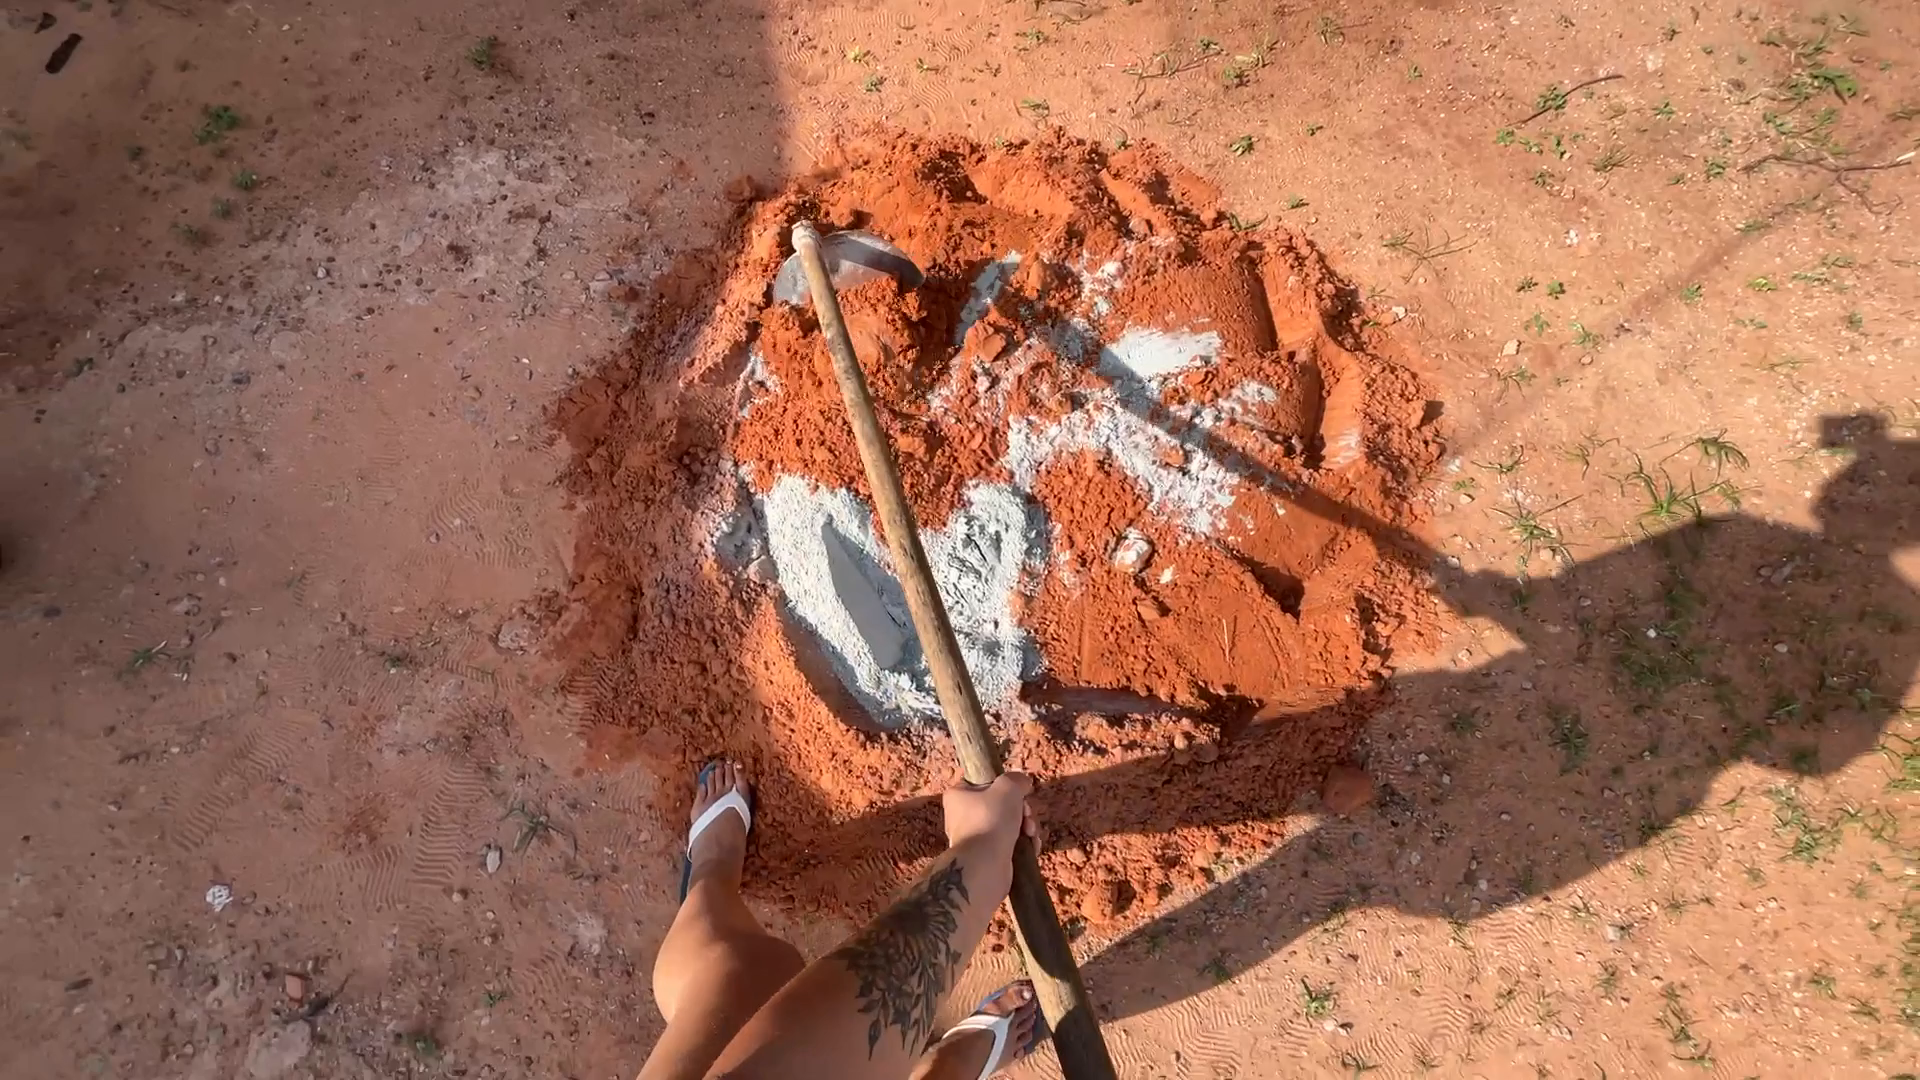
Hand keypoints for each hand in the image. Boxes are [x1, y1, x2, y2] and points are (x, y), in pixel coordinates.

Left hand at [941, 772, 1040, 855]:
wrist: (984, 866)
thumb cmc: (990, 819)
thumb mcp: (1007, 788)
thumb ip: (1016, 779)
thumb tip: (1023, 782)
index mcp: (958, 795)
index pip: (984, 782)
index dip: (1005, 786)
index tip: (1018, 793)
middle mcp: (962, 816)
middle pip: (1000, 804)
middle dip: (1020, 810)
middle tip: (1026, 815)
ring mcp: (975, 838)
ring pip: (1008, 824)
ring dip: (1025, 827)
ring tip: (1030, 833)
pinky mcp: (987, 857)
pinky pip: (1009, 844)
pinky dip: (1022, 844)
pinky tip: (1031, 846)